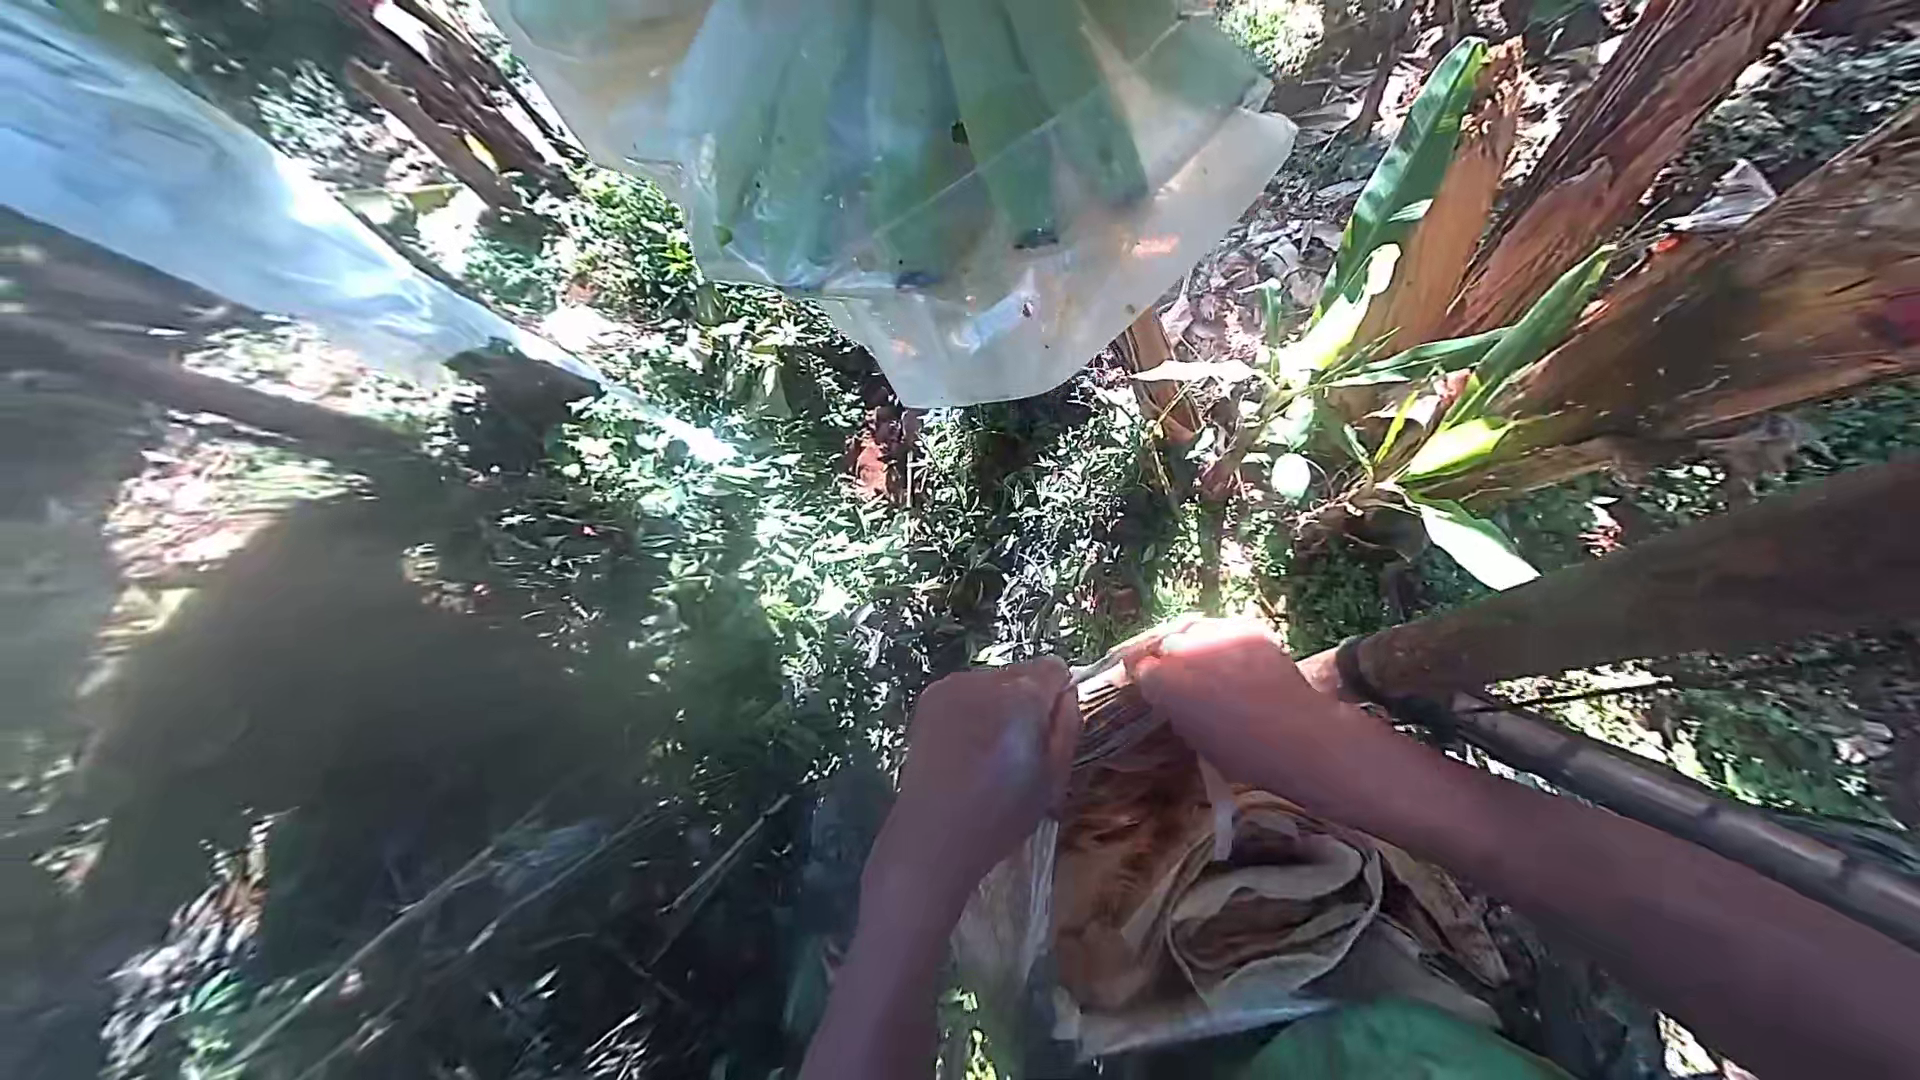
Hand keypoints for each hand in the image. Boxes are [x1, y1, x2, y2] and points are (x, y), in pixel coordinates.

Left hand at [868, 657, 1078, 905]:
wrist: (934, 834)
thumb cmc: (1001, 813)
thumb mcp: (1054, 777)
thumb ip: (1068, 725)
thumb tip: (1066, 693)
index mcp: (1023, 695)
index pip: (1055, 667)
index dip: (1058, 696)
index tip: (1049, 729)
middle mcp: (987, 679)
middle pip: (1022, 674)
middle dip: (1027, 700)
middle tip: (1018, 747)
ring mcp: (953, 685)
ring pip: (992, 682)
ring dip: (998, 703)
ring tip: (987, 750)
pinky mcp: (930, 697)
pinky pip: (965, 692)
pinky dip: (971, 709)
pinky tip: (963, 746)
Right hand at [1125, 618, 1391, 801]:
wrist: (1302, 737)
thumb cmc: (1243, 752)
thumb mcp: (1194, 737)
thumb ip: (1174, 708)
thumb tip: (1172, 697)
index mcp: (1161, 681)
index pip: (1138, 666)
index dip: (1147, 676)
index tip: (1155, 684)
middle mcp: (1181, 650)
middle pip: (1163, 644)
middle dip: (1169, 657)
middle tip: (1184, 674)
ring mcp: (1214, 634)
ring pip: (1192, 629)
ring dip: (1195, 643)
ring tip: (1208, 659)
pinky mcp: (1246, 627)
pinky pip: (1225, 628)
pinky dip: (1226, 640)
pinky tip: (1237, 657)